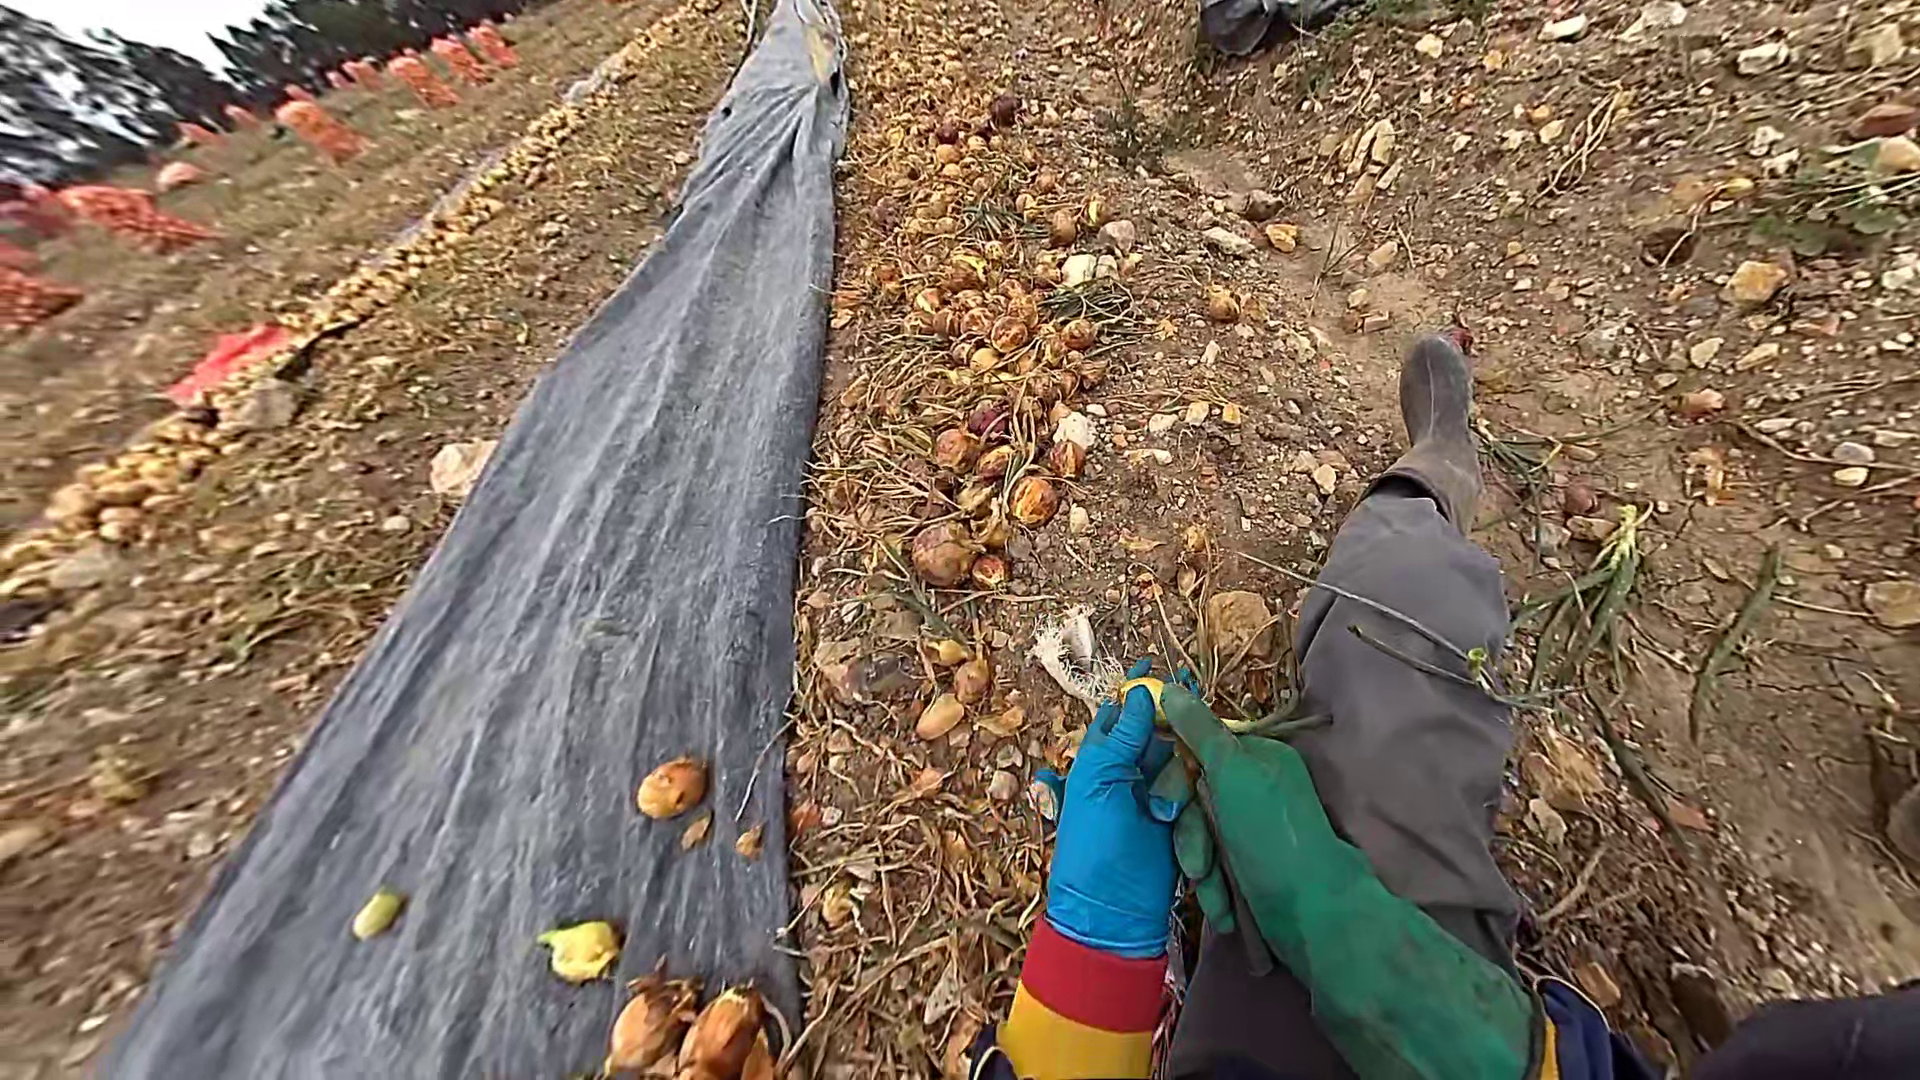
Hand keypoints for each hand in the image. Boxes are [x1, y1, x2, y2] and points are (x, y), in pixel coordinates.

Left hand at [1042, 658, 1187, 957]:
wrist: (1112, 910)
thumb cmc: (1096, 841)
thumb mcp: (1102, 782)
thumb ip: (1122, 737)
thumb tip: (1136, 692)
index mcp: (1101, 756)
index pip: (1119, 711)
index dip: (1134, 688)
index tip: (1152, 661)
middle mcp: (1129, 769)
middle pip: (1156, 731)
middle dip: (1173, 717)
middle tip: (1193, 694)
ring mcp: (1156, 793)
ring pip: (1180, 758)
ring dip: (1184, 761)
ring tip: (1186, 763)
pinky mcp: (1181, 818)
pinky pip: (1196, 792)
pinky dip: (1198, 792)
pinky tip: (1201, 783)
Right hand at [1158, 684, 1535, 1079]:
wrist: (1316, 919)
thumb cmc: (1271, 835)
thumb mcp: (1232, 772)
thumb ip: (1198, 729)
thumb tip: (1170, 686)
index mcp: (1256, 755)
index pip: (1195, 747)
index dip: (1175, 775)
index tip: (1167, 803)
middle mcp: (1252, 785)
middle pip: (1192, 792)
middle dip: (1187, 829)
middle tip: (1192, 859)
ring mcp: (1249, 825)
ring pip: (1196, 829)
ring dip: (1197, 860)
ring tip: (1209, 887)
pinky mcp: (1245, 862)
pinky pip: (1210, 859)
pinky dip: (1211, 882)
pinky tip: (1219, 903)